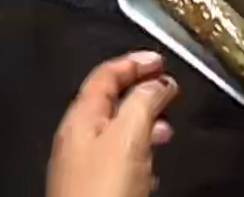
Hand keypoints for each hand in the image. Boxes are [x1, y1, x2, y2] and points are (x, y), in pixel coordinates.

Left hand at [47, 51, 178, 196]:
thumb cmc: (104, 191)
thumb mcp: (130, 134)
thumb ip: (144, 100)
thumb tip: (159, 82)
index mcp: (80, 116)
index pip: (106, 73)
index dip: (134, 61)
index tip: (161, 60)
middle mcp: (76, 138)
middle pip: (111, 100)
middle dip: (141, 91)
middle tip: (168, 90)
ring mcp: (80, 169)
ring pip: (115, 131)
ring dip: (142, 123)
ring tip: (166, 128)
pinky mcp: (90, 194)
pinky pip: (117, 160)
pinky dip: (138, 152)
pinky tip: (151, 167)